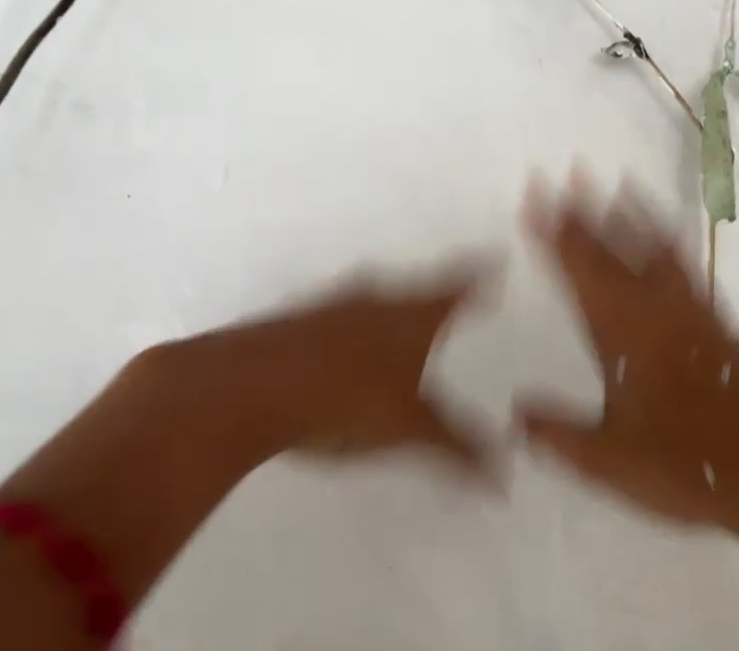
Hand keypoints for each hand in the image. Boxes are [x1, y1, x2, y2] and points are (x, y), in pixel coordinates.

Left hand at [143, 266, 490, 479]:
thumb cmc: (343, 400)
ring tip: (401, 326)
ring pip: (372, 299)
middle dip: (436, 293)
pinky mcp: (290, 323)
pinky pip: (336, 319)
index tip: (495, 261)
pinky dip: (350, 331)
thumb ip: (457, 450)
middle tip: (453, 297)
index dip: (480, 275)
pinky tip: (343, 354)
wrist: (237, 390)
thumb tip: (501, 477)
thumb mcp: (409, 431)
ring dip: (389, 310)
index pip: (458, 285)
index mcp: (413, 313)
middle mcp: (375, 297)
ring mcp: (329, 306)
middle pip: (416, 287)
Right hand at [516, 175, 738, 576]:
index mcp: (622, 332)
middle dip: (584, 210)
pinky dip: (669, 240)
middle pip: (612, 247)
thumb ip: (558, 434)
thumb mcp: (609, 461)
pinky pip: (685, 265)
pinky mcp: (716, 322)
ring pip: (652, 247)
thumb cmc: (686, 466)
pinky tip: (666, 237)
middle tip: (565, 173)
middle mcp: (654, 308)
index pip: (577, 268)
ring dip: (629, 214)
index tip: (535, 194)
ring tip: (617, 181)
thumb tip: (514, 412)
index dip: (553, 231)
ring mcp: (690, 311)